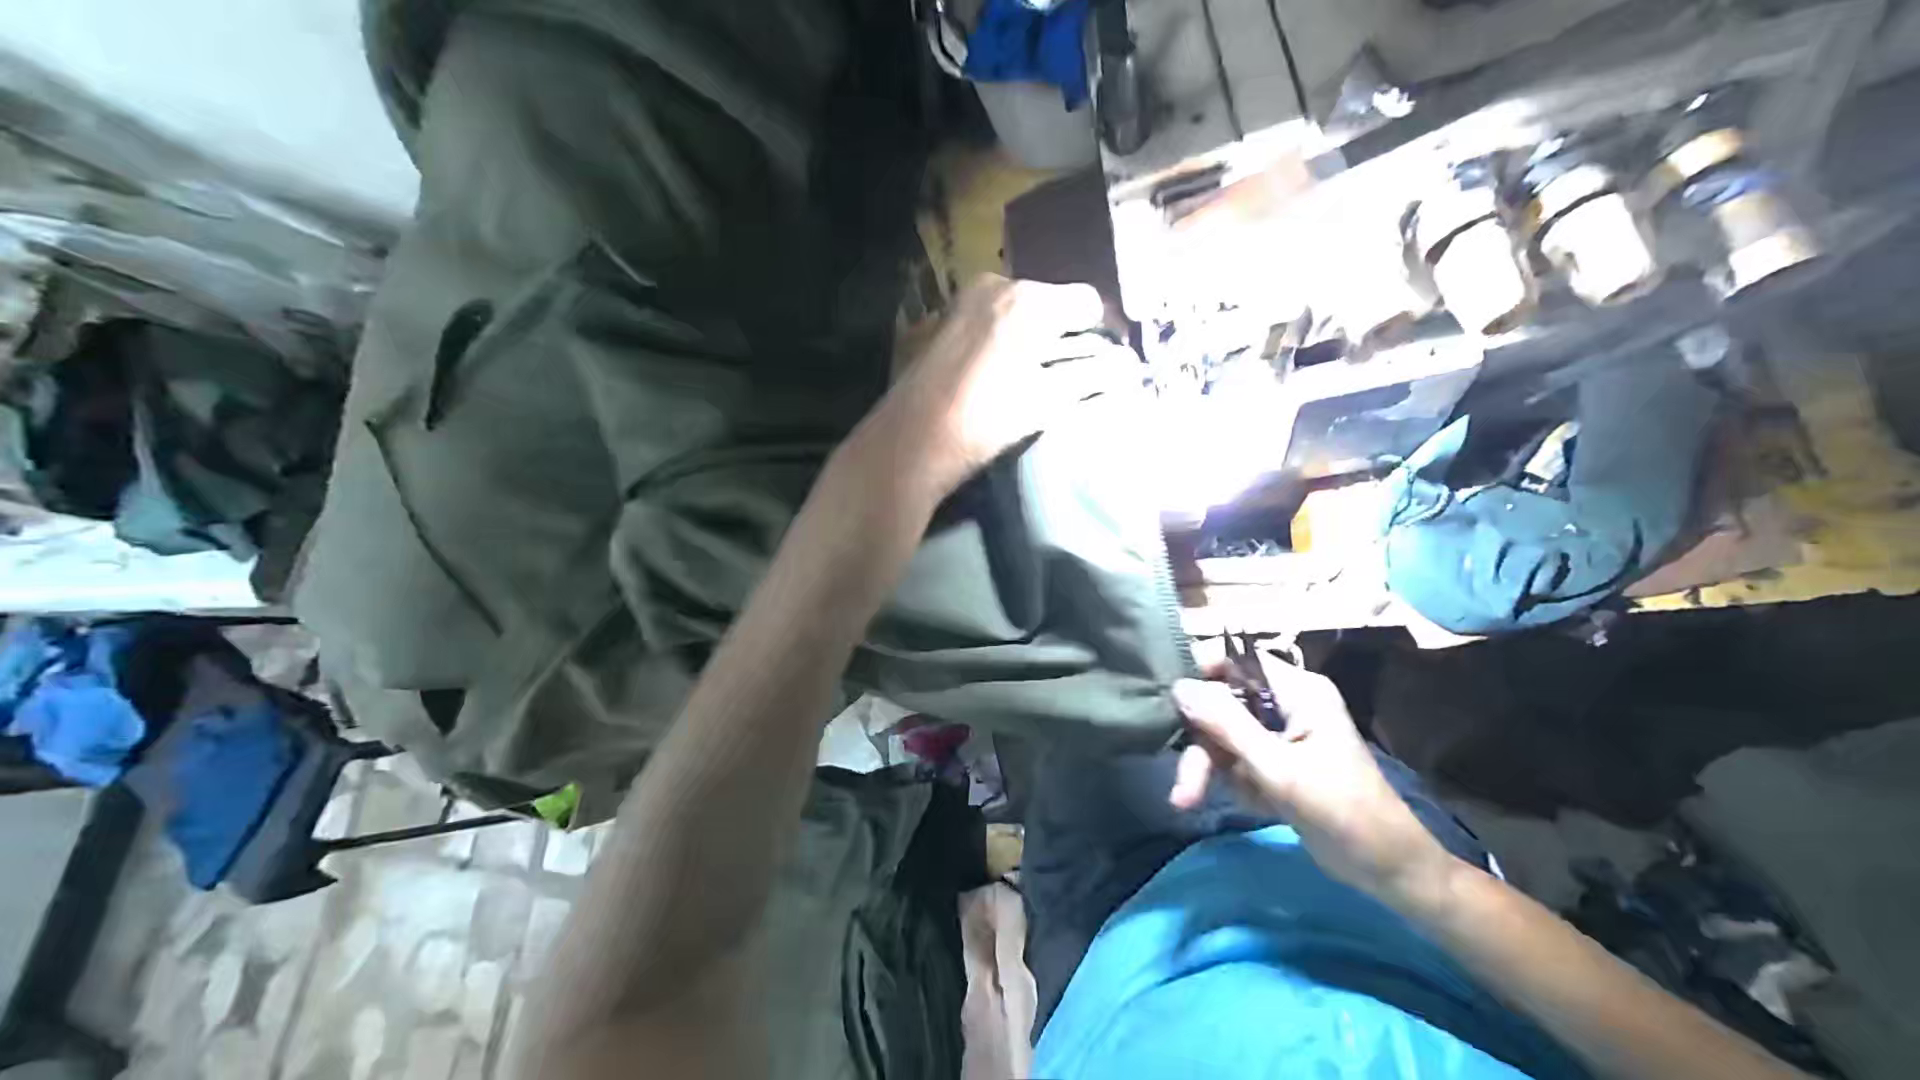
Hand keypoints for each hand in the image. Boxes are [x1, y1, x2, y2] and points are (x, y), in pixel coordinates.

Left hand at [859, 274, 1141, 500]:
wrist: (911, 440)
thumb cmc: (985, 420)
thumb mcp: (1047, 400)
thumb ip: (1093, 378)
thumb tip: (1130, 368)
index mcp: (1029, 298)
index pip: (1088, 302)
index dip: (1105, 332)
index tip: (1112, 360)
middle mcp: (999, 285)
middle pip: (1055, 303)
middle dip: (1072, 335)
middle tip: (1081, 372)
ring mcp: (969, 299)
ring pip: (1025, 311)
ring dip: (1042, 338)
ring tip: (1045, 375)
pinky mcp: (950, 319)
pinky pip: (998, 319)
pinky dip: (1014, 338)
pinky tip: (1012, 371)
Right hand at [1168, 657, 1456, 903]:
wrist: (1387, 869)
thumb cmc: (1340, 811)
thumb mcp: (1276, 768)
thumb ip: (1225, 724)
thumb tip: (1178, 686)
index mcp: (1296, 691)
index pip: (1235, 660)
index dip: (1199, 672)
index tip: (1168, 700)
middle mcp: (1285, 704)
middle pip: (1221, 706)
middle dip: (1201, 746)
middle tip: (1184, 787)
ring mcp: (1278, 733)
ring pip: (1222, 736)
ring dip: (1208, 769)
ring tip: (1189, 801)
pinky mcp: (1274, 761)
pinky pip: (1234, 759)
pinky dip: (1230, 782)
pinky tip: (1247, 806)